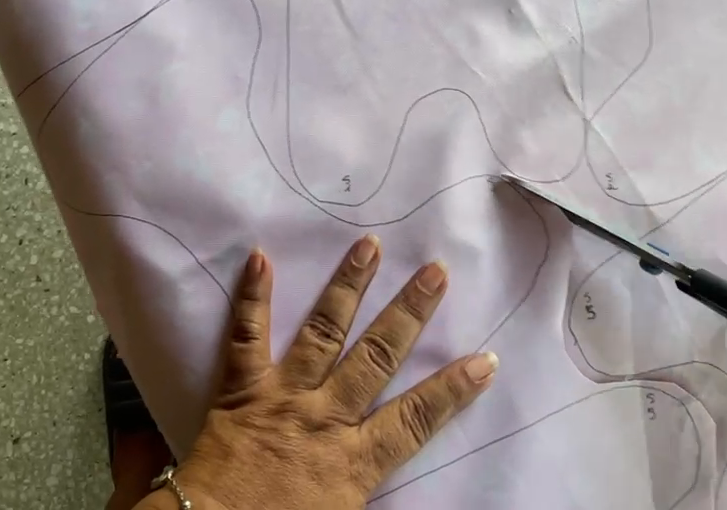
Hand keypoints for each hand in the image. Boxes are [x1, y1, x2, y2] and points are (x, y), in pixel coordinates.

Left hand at [157, 237, 498, 509]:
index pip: (415, 419)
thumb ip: (371, 480)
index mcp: (354, 461)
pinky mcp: (242, 386)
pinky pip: (247, 335)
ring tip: (370, 245)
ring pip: (323, 331)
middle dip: (409, 313)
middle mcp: (324, 417)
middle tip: (435, 271)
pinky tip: (261, 256)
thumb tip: (400, 448)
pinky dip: (253, 296)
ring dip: (349, 286)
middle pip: (377, 356)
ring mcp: (283, 395)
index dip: (453, 390)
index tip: (484, 358)